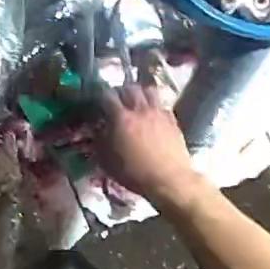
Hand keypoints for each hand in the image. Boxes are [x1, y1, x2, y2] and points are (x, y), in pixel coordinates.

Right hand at [97, 84, 208, 207]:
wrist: (168, 180)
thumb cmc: (134, 173)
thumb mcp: (107, 161)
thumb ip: (99, 141)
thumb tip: (97, 129)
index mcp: (121, 118)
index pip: (107, 96)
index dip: (101, 96)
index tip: (98, 102)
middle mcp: (140, 110)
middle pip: (129, 88)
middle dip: (121, 92)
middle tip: (117, 101)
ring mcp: (158, 113)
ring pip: (148, 91)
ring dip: (139, 93)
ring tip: (136, 102)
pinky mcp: (172, 120)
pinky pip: (161, 104)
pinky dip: (154, 105)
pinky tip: (151, 115)